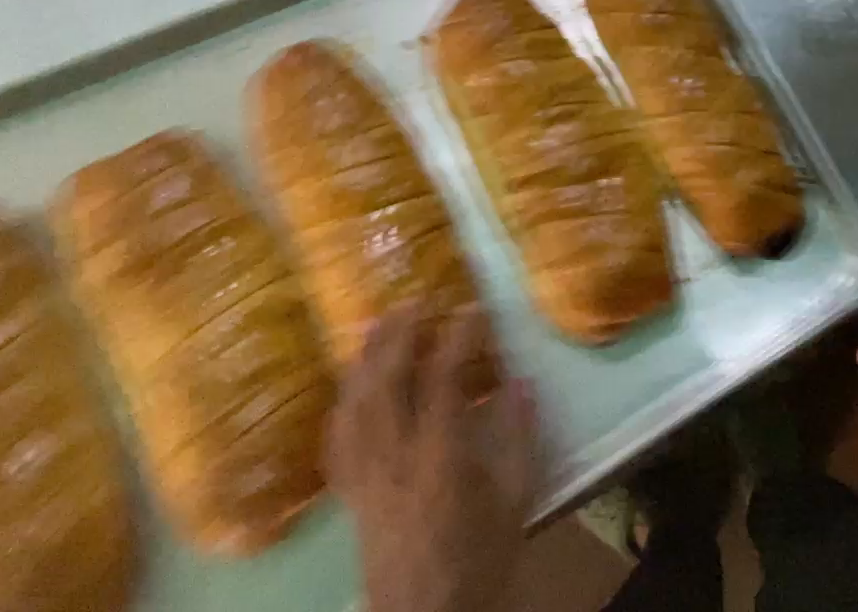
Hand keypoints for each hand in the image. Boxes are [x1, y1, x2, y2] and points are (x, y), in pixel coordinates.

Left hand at [330, 306, 534, 611]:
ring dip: (365, 358)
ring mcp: (366, 476)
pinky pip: (337, 439)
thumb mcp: (517, 499)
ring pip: (355, 404)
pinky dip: (344, 402)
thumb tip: (520, 382)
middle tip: (416, 299)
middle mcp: (394, 458)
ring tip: (377, 322)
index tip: (472, 308)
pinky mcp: (351, 495)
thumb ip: (518, 438)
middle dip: (398, 335)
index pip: (443, 379)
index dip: (457, 337)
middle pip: (385, 383)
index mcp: (440, 457)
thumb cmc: (481, 559)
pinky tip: (351, 385)